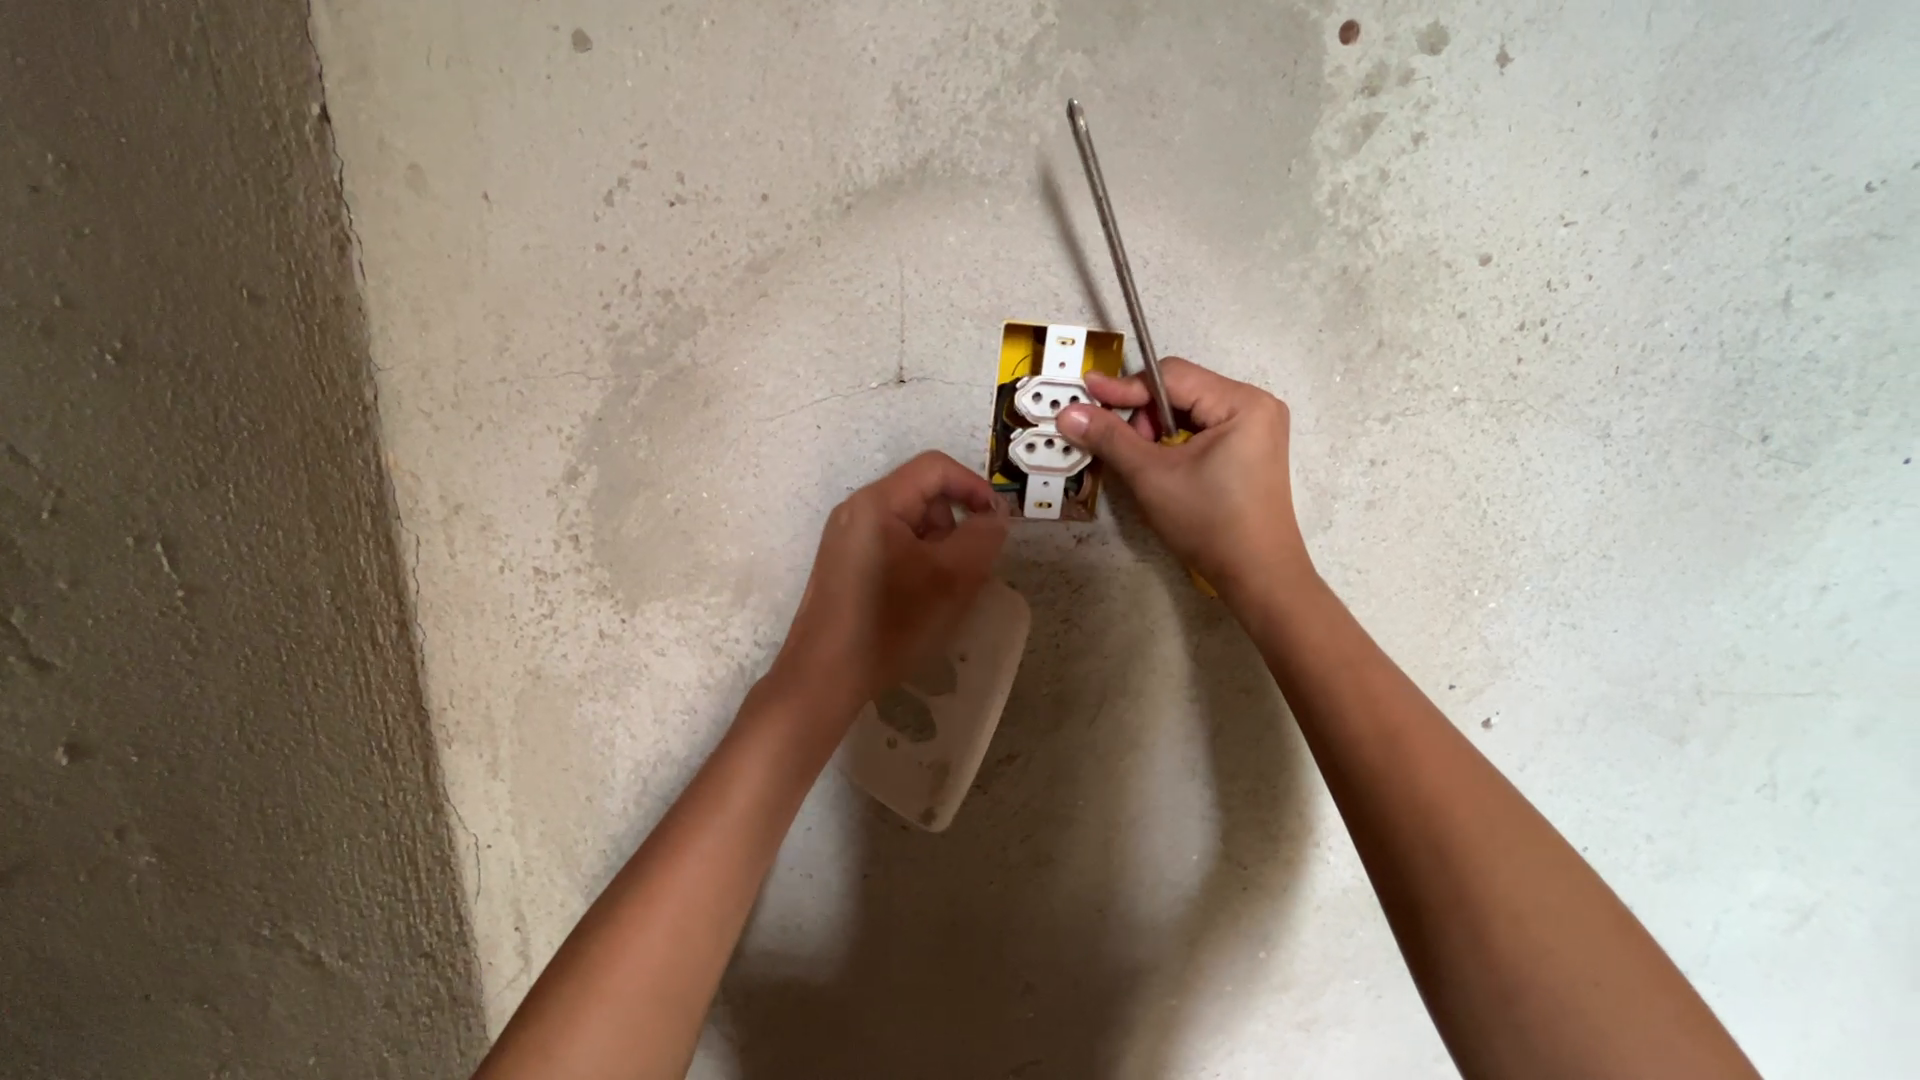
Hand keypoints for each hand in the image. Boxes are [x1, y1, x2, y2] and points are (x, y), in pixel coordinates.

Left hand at [768, 451, 1008, 721]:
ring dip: (936, 547)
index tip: (997, 521)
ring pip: (908, 523)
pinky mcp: (842, 564)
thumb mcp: (950, 580)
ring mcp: (845, 538)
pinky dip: (915, 562)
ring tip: (942, 591)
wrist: (824, 676)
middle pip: (921, 494)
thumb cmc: (890, 624)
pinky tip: (918, 601)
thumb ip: (982, 538)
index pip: (935, 468)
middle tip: (966, 569)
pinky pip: (890, 545)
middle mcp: (856, 510)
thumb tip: (995, 515)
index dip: (974, 486)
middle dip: (954, 524)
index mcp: (877, 502)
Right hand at [1057, 358, 1312, 601]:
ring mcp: (1257, 427)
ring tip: (1144, 462)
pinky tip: (1164, 466)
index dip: (1125, 387)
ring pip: (1189, 410)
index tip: (1086, 396)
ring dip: (1155, 430)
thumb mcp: (1152, 476)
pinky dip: (1175, 442)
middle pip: (1180, 390)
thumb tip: (1068, 413)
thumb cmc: (1209, 523)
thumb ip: (1109, 438)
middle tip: (1123, 447)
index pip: (1171, 376)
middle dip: (1143, 414)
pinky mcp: (1251, 449)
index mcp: (1241, 402)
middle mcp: (1255, 404)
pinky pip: (1203, 429)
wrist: (1257, 575)